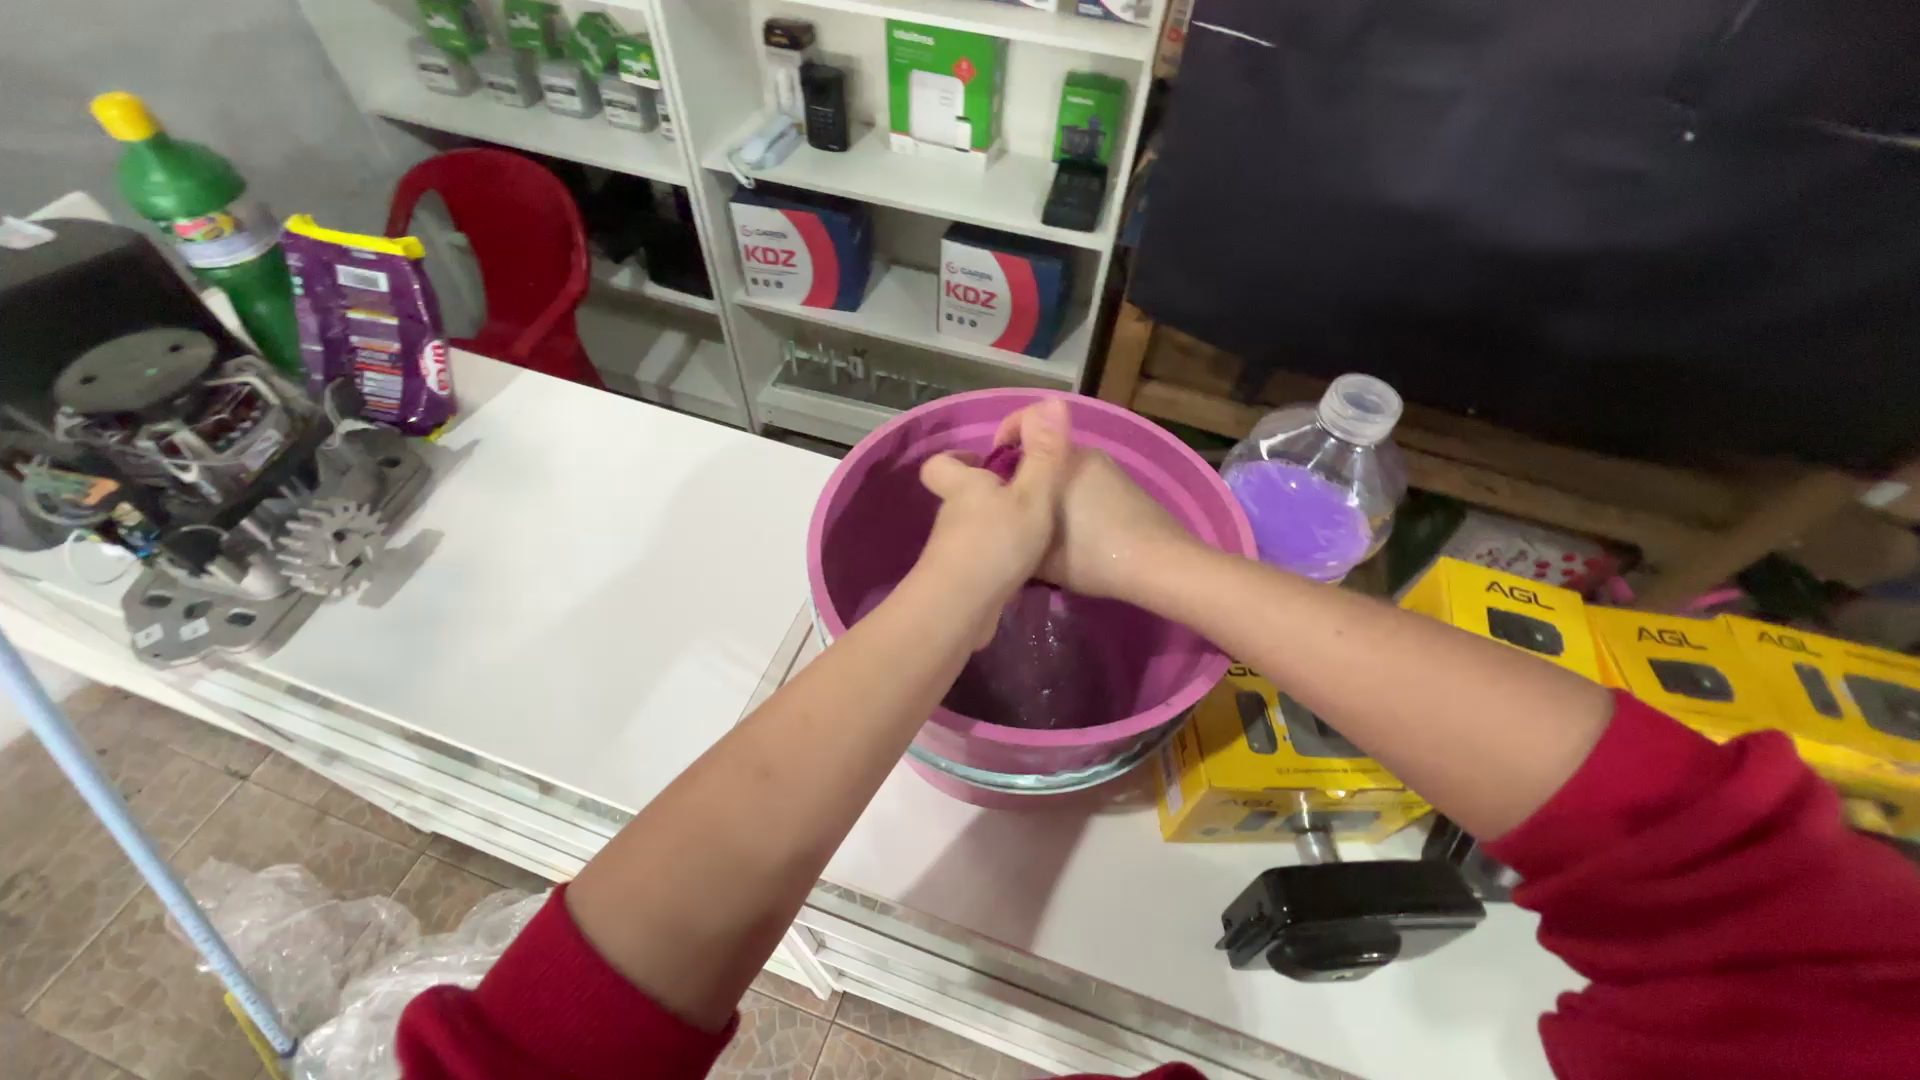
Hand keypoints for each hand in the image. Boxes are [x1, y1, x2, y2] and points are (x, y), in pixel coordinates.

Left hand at [914, 400, 1072, 640]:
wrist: (962, 608)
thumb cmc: (997, 543)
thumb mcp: (1032, 495)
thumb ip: (1044, 453)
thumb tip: (1051, 401)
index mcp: (963, 487)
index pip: (941, 464)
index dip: (960, 459)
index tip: (990, 461)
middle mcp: (952, 516)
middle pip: (962, 497)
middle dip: (989, 494)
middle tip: (1028, 497)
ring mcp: (952, 551)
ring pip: (973, 529)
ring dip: (996, 527)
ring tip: (1034, 532)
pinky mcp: (960, 581)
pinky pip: (980, 559)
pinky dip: (998, 558)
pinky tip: (1024, 566)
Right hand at [985, 413, 1195, 603]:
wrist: (1158, 564)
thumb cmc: (1091, 555)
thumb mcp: (1037, 555)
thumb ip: (1014, 531)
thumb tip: (1000, 524)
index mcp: (1058, 459)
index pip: (1020, 428)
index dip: (1001, 442)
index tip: (989, 470)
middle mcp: (1082, 453)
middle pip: (1041, 457)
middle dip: (1024, 479)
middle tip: (1014, 514)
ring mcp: (1107, 467)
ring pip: (1064, 473)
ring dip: (1049, 493)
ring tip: (1043, 529)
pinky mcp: (1126, 484)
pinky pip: (1086, 485)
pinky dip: (1073, 501)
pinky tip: (1076, 534)